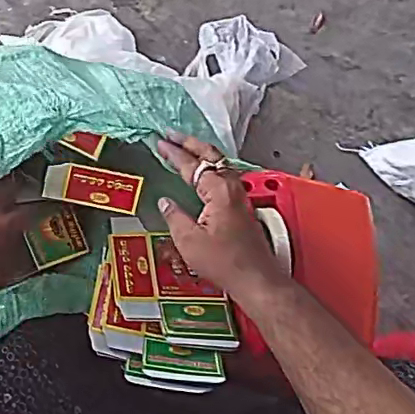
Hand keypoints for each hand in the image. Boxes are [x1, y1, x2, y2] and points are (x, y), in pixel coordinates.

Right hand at [154, 134, 286, 297]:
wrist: (254, 278)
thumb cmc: (223, 262)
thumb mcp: (188, 241)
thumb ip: (174, 216)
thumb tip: (165, 202)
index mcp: (218, 192)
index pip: (192, 165)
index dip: (173, 153)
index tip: (159, 143)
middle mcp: (232, 188)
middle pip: (211, 156)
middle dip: (189, 143)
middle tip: (170, 135)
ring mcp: (239, 196)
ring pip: (219, 164)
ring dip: (200, 153)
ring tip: (184, 148)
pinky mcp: (241, 206)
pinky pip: (223, 176)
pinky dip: (209, 167)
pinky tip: (203, 172)